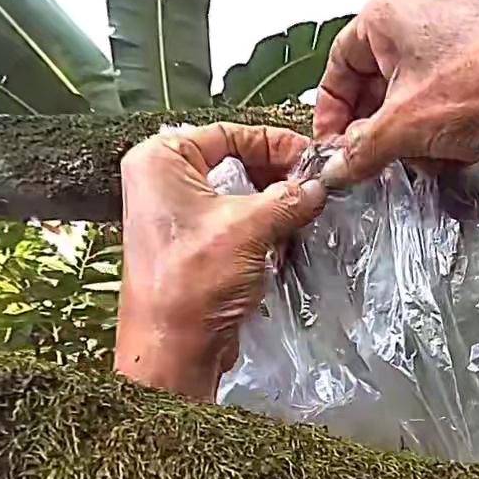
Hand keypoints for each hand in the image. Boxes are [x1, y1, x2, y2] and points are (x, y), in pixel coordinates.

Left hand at [115, 123, 325, 399]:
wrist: (175, 346)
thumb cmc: (191, 283)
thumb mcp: (247, 229)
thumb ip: (287, 200)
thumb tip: (317, 187)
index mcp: (161, 161)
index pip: (228, 133)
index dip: (273, 143)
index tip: (309, 157)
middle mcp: (164, 182)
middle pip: (234, 161)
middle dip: (277, 175)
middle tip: (313, 186)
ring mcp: (180, 216)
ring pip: (239, 194)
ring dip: (275, 203)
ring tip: (305, 211)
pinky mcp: (196, 246)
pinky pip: (237, 222)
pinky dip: (264, 226)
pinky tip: (288, 235)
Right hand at [314, 0, 478, 181]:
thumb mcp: (405, 123)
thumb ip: (363, 149)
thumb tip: (336, 168)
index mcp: (388, 16)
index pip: (340, 65)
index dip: (331, 112)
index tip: (331, 151)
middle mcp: (419, 30)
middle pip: (375, 91)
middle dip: (374, 134)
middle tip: (370, 170)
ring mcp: (453, 60)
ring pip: (410, 111)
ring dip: (409, 146)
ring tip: (418, 165)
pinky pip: (442, 122)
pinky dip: (438, 146)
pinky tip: (448, 162)